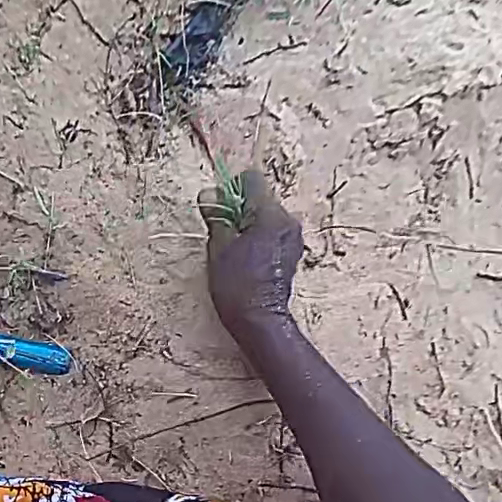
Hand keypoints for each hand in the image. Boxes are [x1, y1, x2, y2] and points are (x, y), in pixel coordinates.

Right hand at [198, 170, 303, 331]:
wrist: (260, 321)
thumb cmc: (237, 286)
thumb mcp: (219, 249)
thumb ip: (216, 217)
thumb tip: (208, 194)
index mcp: (269, 214)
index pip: (251, 180)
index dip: (230, 190)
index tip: (218, 210)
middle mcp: (287, 220)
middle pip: (260, 200)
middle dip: (240, 212)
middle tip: (222, 236)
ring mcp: (293, 238)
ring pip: (267, 218)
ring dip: (249, 227)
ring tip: (234, 253)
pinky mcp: (293, 254)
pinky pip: (273, 235)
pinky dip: (259, 241)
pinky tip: (247, 262)